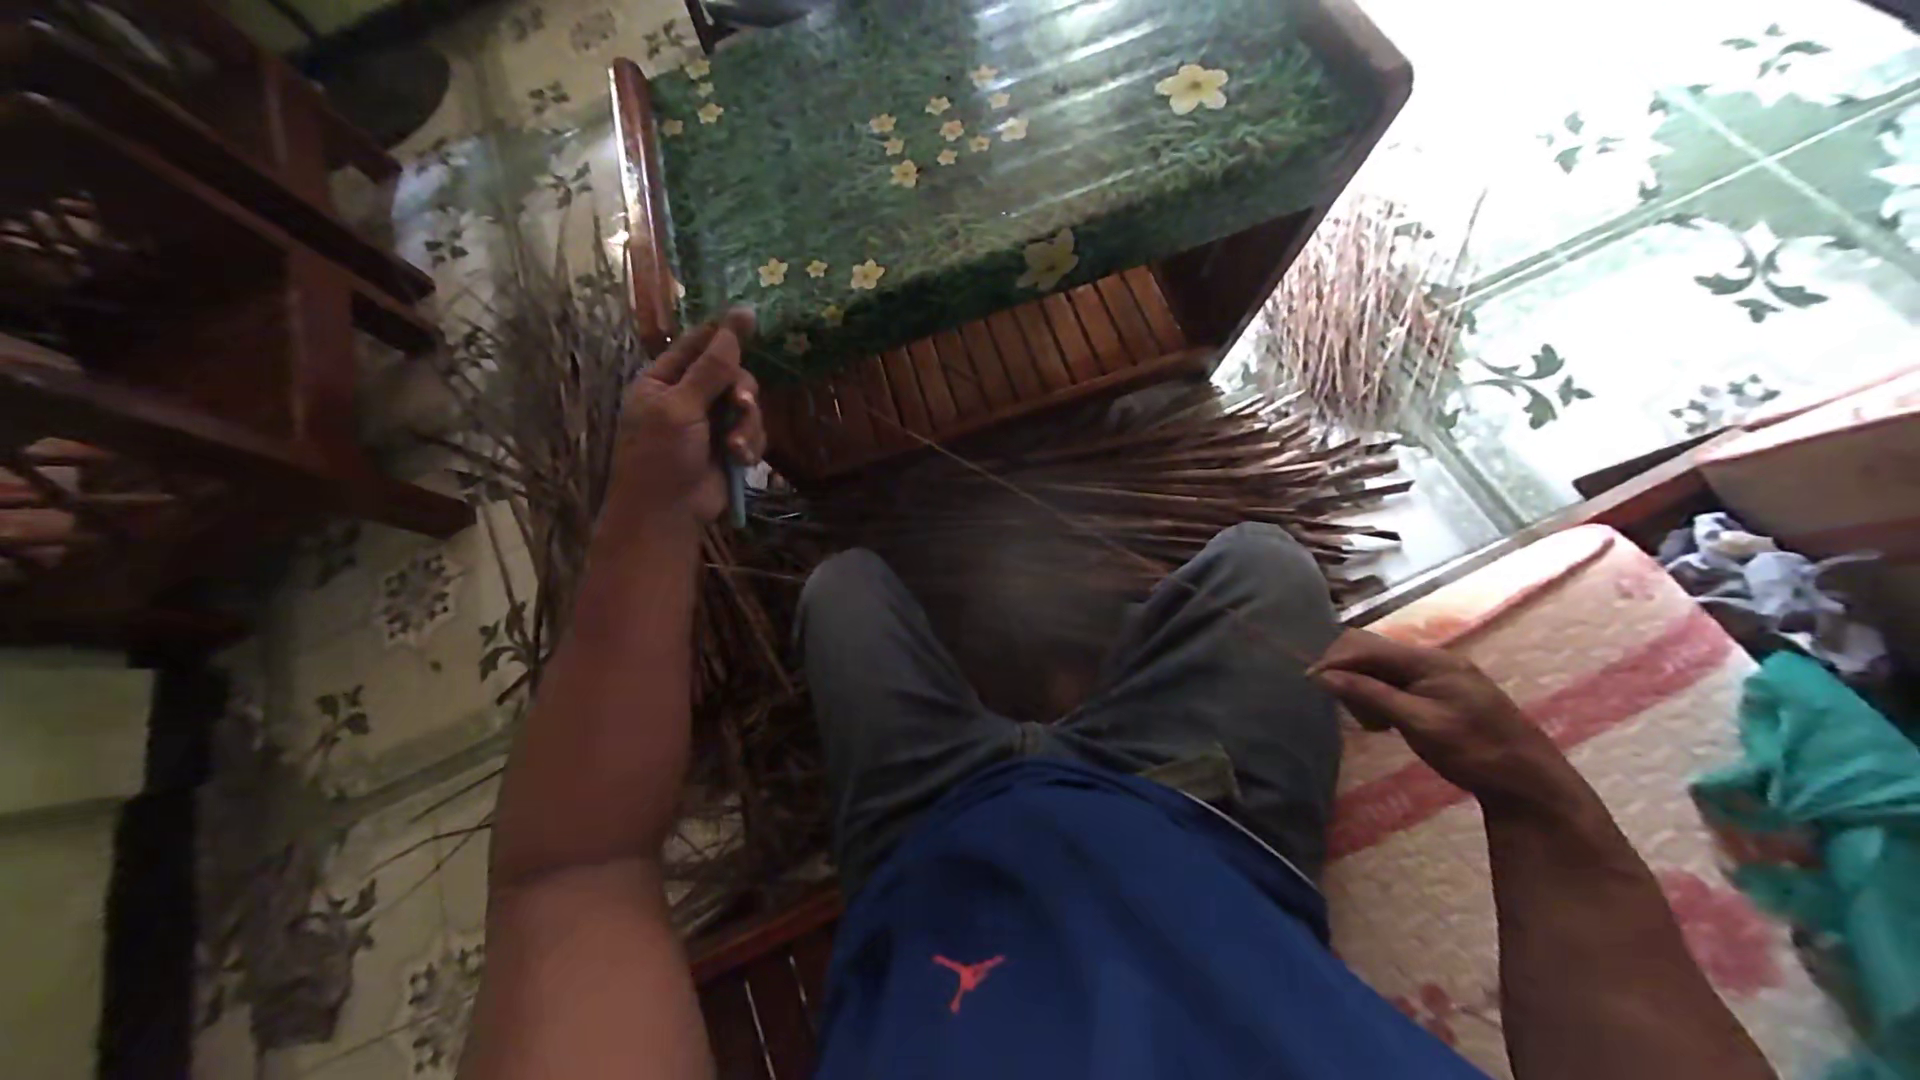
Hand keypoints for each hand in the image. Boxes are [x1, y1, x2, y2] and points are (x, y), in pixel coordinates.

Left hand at [607, 309, 765, 526]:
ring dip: (747, 425)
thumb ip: (711, 367)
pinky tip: (740, 460)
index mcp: (664, 380)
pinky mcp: (730, 448)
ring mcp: (711, 424)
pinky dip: (750, 445)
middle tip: (741, 403)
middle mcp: (690, 397)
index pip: (697, 345)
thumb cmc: (660, 455)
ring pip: (748, 406)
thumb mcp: (680, 406)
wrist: (667, 513)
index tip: (751, 317)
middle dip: (741, 392)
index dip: (724, 332)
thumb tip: (735, 322)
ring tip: (735, 448)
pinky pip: (754, 432)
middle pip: (731, 375)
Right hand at [1310, 629, 1580, 812]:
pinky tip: (1382, 721)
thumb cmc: (1475, 752)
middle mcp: (1432, 659)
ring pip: (1379, 666)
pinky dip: (1377, 696)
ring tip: (1368, 721)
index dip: (1333, 660)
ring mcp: (1437, 674)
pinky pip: (1393, 681)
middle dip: (1346, 672)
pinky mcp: (1438, 691)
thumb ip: (1370, 695)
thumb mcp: (1418, 724)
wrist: (1531, 784)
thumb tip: (1322, 676)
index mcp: (1429, 661)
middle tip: (1342, 706)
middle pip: (1370, 649)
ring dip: (1361, 686)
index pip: (1365, 645)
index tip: (1310, 683)